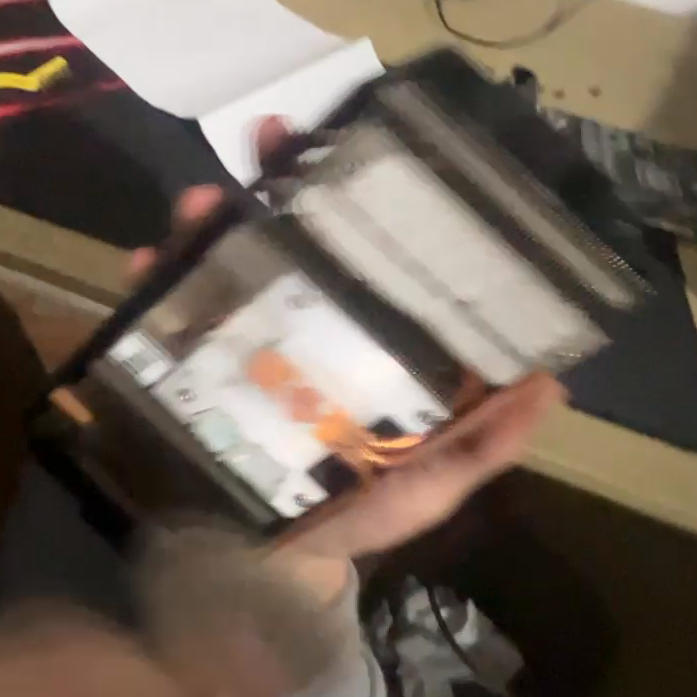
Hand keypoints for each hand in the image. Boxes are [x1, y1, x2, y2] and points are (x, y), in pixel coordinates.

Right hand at [128, 118, 562, 566]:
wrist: (254, 561)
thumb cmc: (347, 515)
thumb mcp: (424, 486)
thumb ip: (479, 446)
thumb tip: (554, 386)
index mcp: (346, 338)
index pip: (352, 258)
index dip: (354, 204)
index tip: (356, 147)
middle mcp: (286, 322)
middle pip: (276, 239)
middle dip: (269, 184)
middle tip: (266, 135)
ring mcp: (226, 334)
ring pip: (214, 260)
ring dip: (203, 223)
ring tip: (198, 203)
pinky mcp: (175, 357)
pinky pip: (158, 309)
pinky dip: (150, 281)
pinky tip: (142, 264)